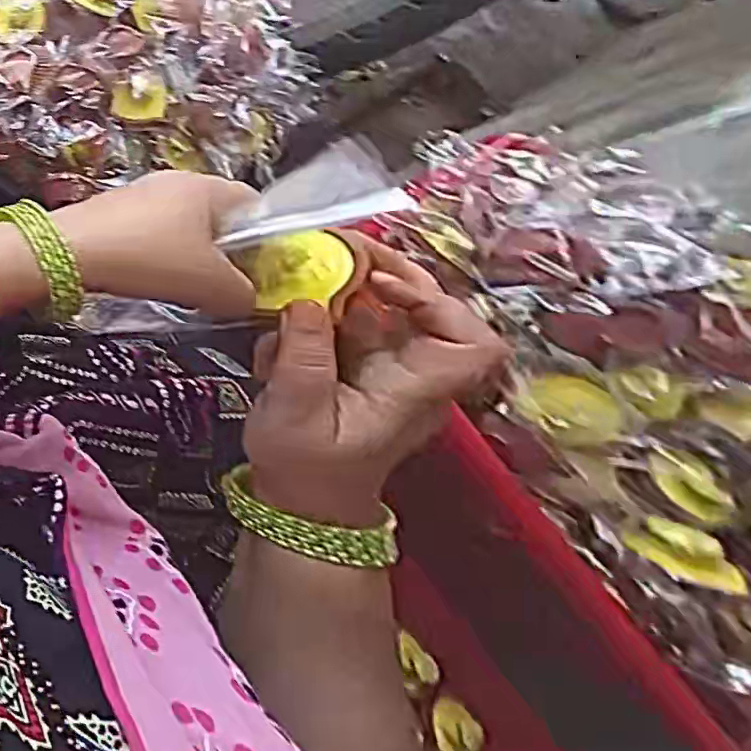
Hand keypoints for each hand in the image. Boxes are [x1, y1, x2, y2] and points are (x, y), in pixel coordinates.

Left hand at [50, 170, 259, 316]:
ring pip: (176, 229)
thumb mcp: (211, 286)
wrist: (62, 253)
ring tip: (174, 288)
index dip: (264, 242)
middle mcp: (170, 181)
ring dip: (181, 260)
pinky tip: (138, 278)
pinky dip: (148, 257)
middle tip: (214, 287)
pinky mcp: (105, 212)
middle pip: (214, 219)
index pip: (256, 206)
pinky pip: (142, 235)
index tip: (254, 275)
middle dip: (219, 255)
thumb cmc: (146, 259)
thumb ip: (242, 294)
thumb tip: (244, 299)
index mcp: (205, 185)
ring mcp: (133, 194)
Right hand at [244, 238, 508, 525]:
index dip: (435, 302)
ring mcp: (381, 369)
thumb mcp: (294, 411)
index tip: (377, 281)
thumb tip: (305, 299)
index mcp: (411, 390)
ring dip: (338, 291)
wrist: (300, 500)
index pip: (469, 342)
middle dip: (385, 275)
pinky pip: (344, 327)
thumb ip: (303, 357)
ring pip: (379, 313)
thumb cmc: (303, 464)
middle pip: (427, 311)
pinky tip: (281, 325)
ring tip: (296, 280)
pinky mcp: (353, 367)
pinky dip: (314, 316)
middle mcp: (409, 373)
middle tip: (335, 250)